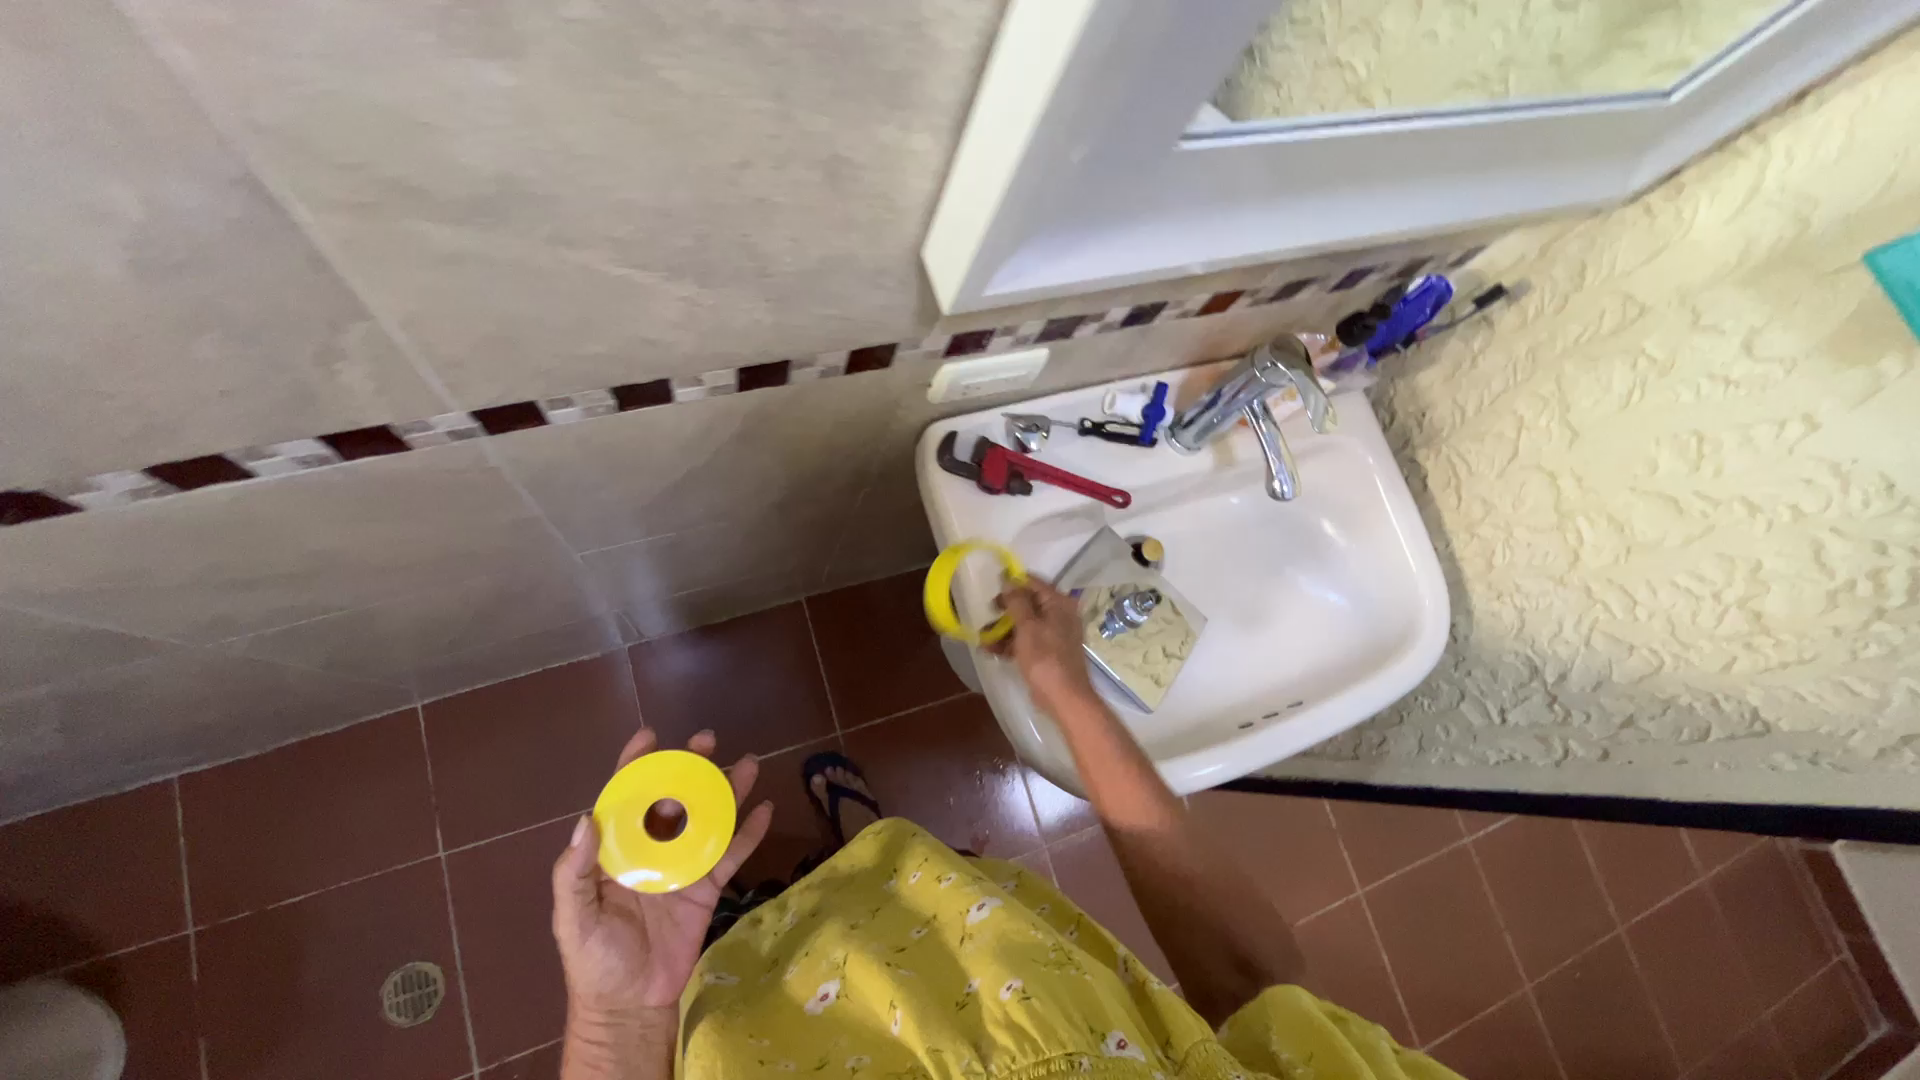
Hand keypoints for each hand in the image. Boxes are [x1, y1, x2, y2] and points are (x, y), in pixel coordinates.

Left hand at [551, 728, 772, 1017]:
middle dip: (690, 766)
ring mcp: (684, 864)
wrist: (630, 1004)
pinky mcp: (709, 886)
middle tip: (707, 740)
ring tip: (748, 762)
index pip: (626, 798)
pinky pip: (732, 854)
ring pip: (709, 817)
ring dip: (728, 790)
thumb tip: (586, 820)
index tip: (650, 736)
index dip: (636, 766)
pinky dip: (749, 832)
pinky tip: (765, 810)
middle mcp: (653, 848)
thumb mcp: (573, 918)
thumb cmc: (594, 959)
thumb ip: (576, 872)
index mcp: (617, 850)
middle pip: (674, 797)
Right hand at [992, 578, 1098, 717]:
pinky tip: (991, 651)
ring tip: (983, 639)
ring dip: (1004, 630)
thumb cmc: (1045, 657)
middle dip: (1005, 610)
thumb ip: (1017, 601)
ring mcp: (1055, 634)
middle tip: (987, 613)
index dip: (1013, 582)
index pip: (1034, 582)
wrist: (1063, 697)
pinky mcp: (1048, 652)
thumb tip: (1009, 580)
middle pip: (1028, 604)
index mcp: (1059, 603)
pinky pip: (1027, 641)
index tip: (993, 585)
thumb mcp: (1027, 626)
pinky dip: (1011, 644)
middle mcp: (1060, 614)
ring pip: (1025, 624)